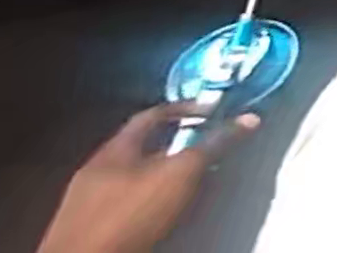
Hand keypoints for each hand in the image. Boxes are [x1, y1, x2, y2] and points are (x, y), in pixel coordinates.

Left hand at [36, 103, 258, 252]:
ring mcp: (85, 204)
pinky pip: (128, 198)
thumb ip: (216, 142)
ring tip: (195, 174)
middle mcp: (95, 172)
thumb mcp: (183, 172)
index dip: (186, 107)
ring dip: (167, 170)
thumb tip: (250, 118)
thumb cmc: (131, 213)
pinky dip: (153, 194)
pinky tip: (169, 203)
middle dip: (179, 142)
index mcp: (112, 153)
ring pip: (136, 173)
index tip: (213, 111)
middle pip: (145, 145)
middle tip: (208, 142)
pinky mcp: (86, 229)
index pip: (152, 115)